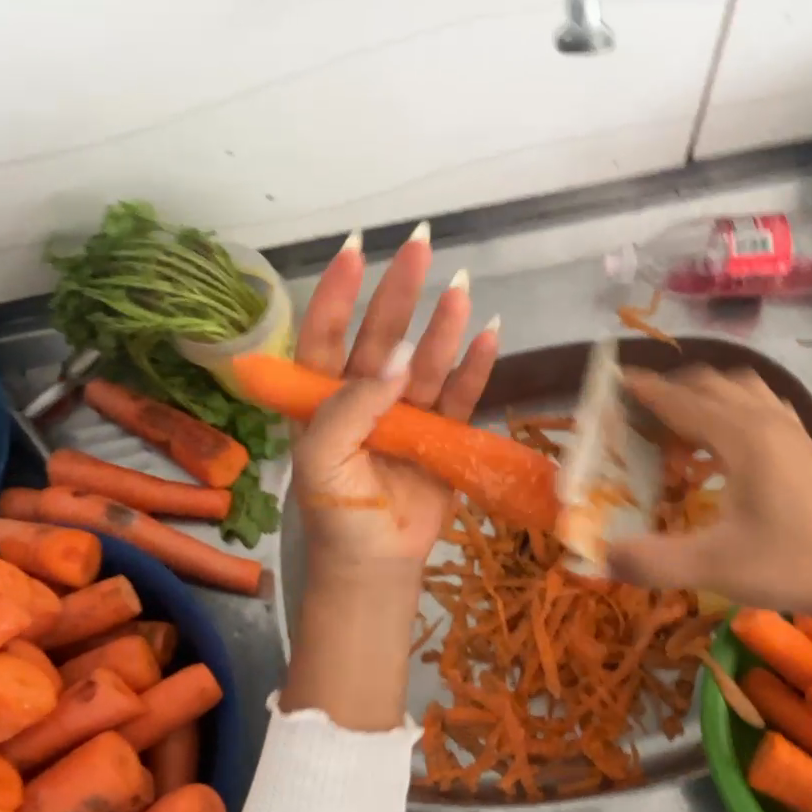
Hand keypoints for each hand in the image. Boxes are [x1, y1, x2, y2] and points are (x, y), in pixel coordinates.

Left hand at [291, 226, 498, 578]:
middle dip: (400, 292)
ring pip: (427, 362)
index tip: (355, 249)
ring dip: (444, 327)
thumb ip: (349, 407)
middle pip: (383, 336)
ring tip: (462, 291)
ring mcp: (407, 414)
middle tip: (421, 246)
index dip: (338, 292)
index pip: (325, 335)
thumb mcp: (323, 460)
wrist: (376, 564)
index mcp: (322, 398)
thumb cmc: (337, 513)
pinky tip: (488, 335)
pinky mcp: (443, 435)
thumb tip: (396, 358)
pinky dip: (475, 369)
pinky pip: (460, 397)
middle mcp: (365, 396)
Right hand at [613, 367, 811, 794]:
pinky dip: (731, 408)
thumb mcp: (711, 568)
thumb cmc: (788, 566)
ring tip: (677, 425)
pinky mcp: (805, 447)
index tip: (614, 382)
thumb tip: (599, 557)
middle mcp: (767, 421)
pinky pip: (760, 406)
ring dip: (703, 395)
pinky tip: (723, 443)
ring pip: (740, 389)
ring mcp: (792, 431)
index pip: (682, 400)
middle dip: (670, 389)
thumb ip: (651, 561)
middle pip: (710, 383)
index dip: (645, 390)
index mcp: (743, 437)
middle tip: (637, 412)